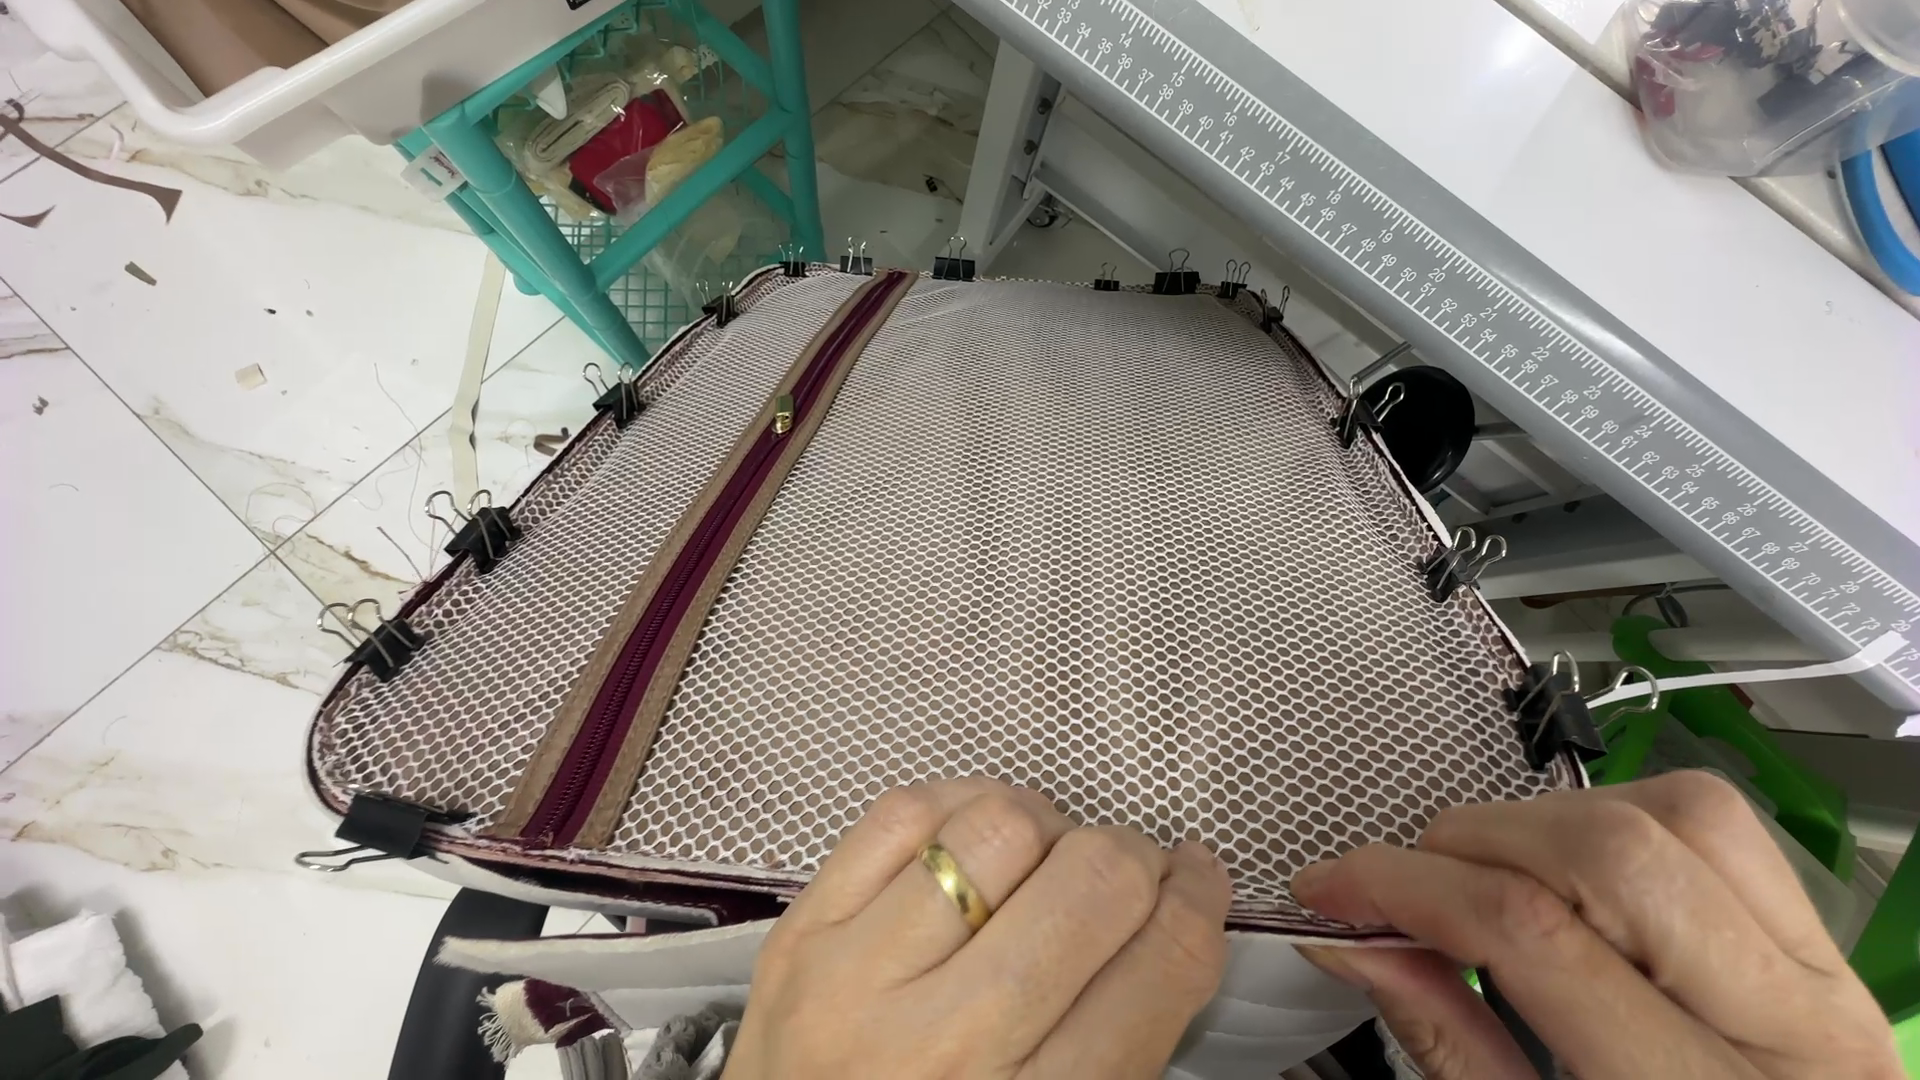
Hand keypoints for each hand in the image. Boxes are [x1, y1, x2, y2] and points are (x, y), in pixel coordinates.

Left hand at [722, 778, 1231, 1078]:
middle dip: (1130, 855)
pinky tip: (973, 830)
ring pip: (998, 826)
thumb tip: (1177, 900)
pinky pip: (905, 810)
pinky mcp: (804, 926)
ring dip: (1044, 822)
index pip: (1158, 970)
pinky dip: (961, 798)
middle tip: (1124, 865)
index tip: (1198, 875)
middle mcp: (946, 1048)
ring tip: (1041, 851)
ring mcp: (858, 977)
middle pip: (1087, 883)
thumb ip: (1123, 1027)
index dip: (1197, 902)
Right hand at [1290, 771, 1902, 1078]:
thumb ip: (1441, 1033)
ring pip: (1664, 812)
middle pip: (1603, 852)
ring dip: (1535, 823)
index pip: (1530, 930)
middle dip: (1467, 845)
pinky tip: (1562, 866)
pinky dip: (1604, 814)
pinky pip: (1703, 816)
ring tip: (1487, 875)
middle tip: (1413, 888)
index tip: (1325, 887)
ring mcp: (1823, 971)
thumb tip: (1342, 935)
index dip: (1401, 885)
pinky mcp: (1816, 935)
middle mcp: (1795, 1026)